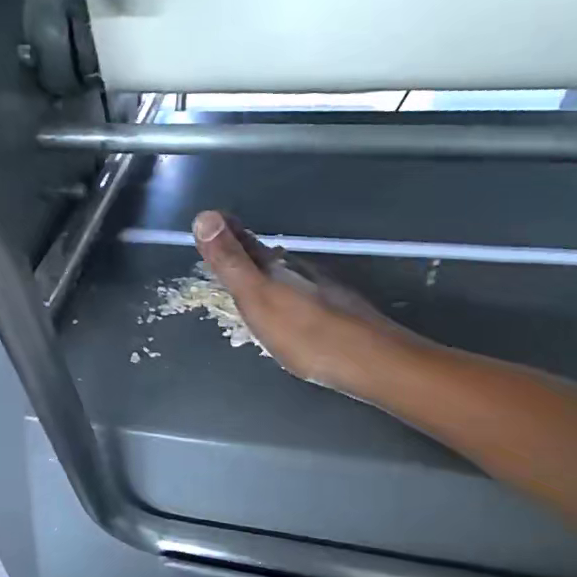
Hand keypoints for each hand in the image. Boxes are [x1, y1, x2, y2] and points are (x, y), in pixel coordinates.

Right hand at [191, 210, 422, 391]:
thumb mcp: (258, 297)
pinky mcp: (341, 313)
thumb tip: (204, 215)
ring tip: (257, 278)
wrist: (371, 361)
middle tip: (231, 247)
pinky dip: (293, 294)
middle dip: (249, 252)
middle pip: (269, 256)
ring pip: (291, 275)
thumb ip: (231, 262)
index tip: (214, 221)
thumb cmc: (307, 333)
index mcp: (279, 267)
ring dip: (272, 273)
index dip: (229, 232)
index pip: (247, 241)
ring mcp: (325, 291)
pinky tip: (294, 309)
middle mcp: (302, 271)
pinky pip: (307, 295)